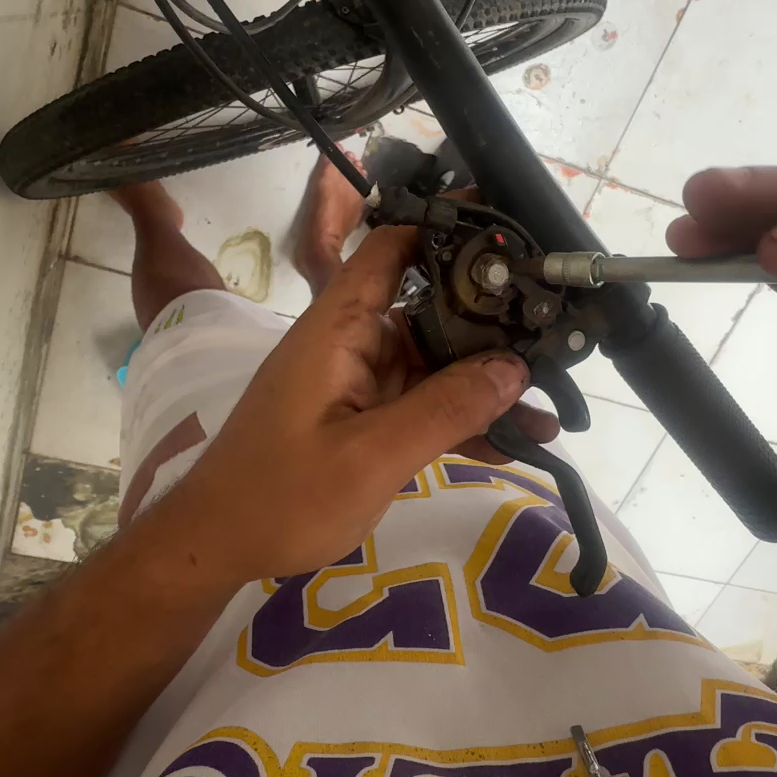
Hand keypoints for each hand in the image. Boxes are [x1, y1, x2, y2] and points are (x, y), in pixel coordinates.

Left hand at [155, 225, 556, 586]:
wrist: (219, 545)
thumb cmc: (282, 496)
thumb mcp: (371, 457)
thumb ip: (444, 409)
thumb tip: (515, 368)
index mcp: (340, 328)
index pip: (391, 250)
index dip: (445, 231)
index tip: (509, 237)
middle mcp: (351, 343)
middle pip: (428, 311)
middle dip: (490, 325)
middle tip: (557, 337)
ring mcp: (358, 383)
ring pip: (433, 365)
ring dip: (485, 385)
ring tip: (551, 407)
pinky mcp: (363, 418)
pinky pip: (420, 405)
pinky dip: (459, 419)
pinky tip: (513, 442)